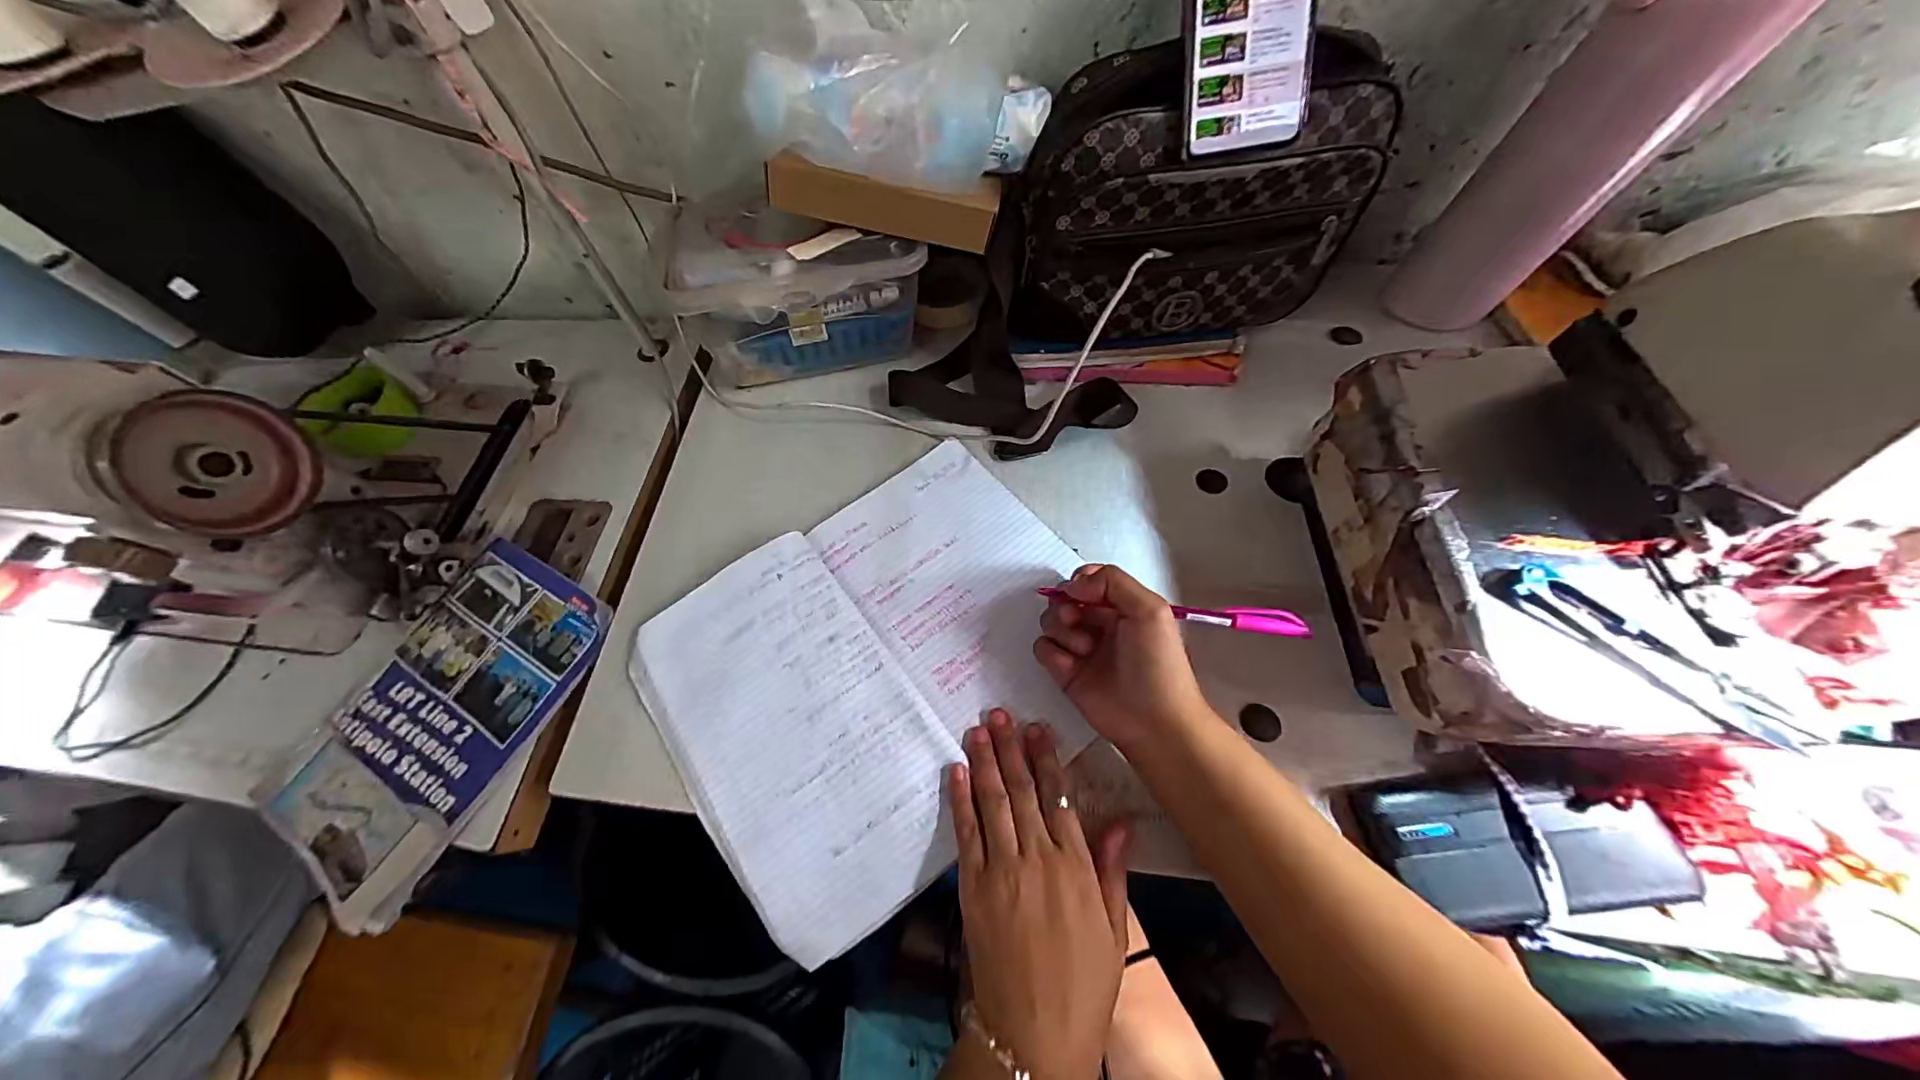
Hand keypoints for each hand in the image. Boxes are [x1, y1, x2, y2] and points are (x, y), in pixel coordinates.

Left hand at [950, 709, 1129, 1079]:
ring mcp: (1002, 871)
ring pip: (994, 804)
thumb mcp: (1113, 929)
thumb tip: (1121, 823)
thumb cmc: (1084, 983)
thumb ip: (1112, 871)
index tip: (1038, 728)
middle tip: (1001, 714)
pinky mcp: (973, 888)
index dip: (1047, 760)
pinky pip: (966, 835)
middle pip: (1023, 792)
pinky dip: (961, 800)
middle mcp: (1038, 859)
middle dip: (1011, 749)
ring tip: (979, 729)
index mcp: (1076, 867)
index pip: (1059, 799)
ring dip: (985, 763)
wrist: (1036, 1032)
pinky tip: (957, 772)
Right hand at [1034, 565, 1210, 751]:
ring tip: (1084, 649)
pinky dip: (1051, 652)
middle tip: (1076, 619)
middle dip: (1065, 605)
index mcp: (1122, 607)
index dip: (1078, 582)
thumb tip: (1074, 583)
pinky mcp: (1065, 673)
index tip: (1080, 592)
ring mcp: (1081, 648)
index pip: (1089, 581)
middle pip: (1065, 599)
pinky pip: (1043, 649)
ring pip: (1051, 622)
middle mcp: (1100, 624)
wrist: (1154, 722)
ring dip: (1060, 629)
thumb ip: (1113, 581)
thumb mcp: (1150, 610)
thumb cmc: (1159, 665)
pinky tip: (1069, 665)